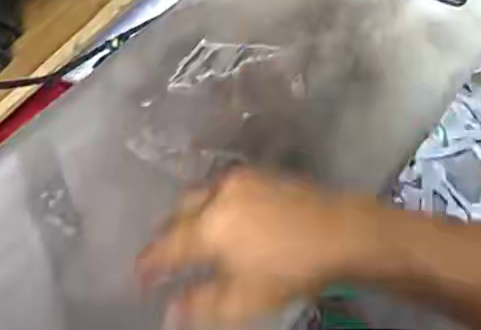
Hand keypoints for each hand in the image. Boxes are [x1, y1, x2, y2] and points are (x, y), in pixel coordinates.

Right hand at [137, 169, 376, 325]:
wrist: (340, 229)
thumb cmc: (287, 268)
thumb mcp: (237, 302)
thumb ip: (197, 305)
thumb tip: (170, 308)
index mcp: (209, 224)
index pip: (164, 246)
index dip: (147, 267)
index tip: (140, 282)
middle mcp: (223, 192)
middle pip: (181, 210)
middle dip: (167, 233)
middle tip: (163, 261)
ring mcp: (249, 177)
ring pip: (205, 192)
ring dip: (192, 213)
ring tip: (191, 239)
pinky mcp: (269, 172)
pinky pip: (227, 185)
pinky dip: (215, 201)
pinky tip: (222, 220)